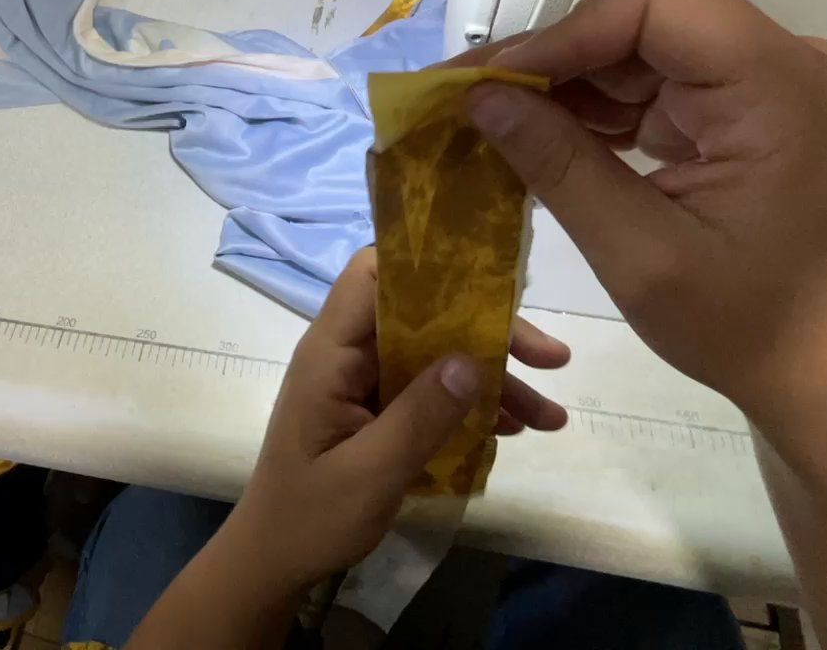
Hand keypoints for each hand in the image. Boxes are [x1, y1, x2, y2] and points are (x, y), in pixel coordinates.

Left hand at [221, 247, 568, 589]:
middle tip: (550, 359)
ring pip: (432, 356)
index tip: (487, 283)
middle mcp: (348, 353)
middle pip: (420, 316)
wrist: (275, 559)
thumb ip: (419, 415)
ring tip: (551, 417)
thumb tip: (471, 359)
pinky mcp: (375, 408)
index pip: (371, 275)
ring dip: (489, 378)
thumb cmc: (311, 514)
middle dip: (486, 332)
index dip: (423, 266)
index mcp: (332, 351)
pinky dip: (469, 405)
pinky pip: (427, 390)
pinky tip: (511, 431)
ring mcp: (362, 380)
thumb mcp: (371, 471)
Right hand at [459, 0, 826, 422]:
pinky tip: (539, 134)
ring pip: (632, 48)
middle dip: (550, 57)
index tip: (494, 83)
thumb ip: (557, 165)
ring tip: (490, 116)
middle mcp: (778, 61)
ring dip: (561, 82)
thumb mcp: (637, 252)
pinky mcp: (735, 106)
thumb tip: (479, 97)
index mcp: (778, 86)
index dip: (564, 32)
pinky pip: (646, 83)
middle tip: (467, 95)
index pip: (656, 2)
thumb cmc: (744, 325)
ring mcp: (758, 82)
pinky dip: (589, 107)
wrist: (823, 372)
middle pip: (639, 19)